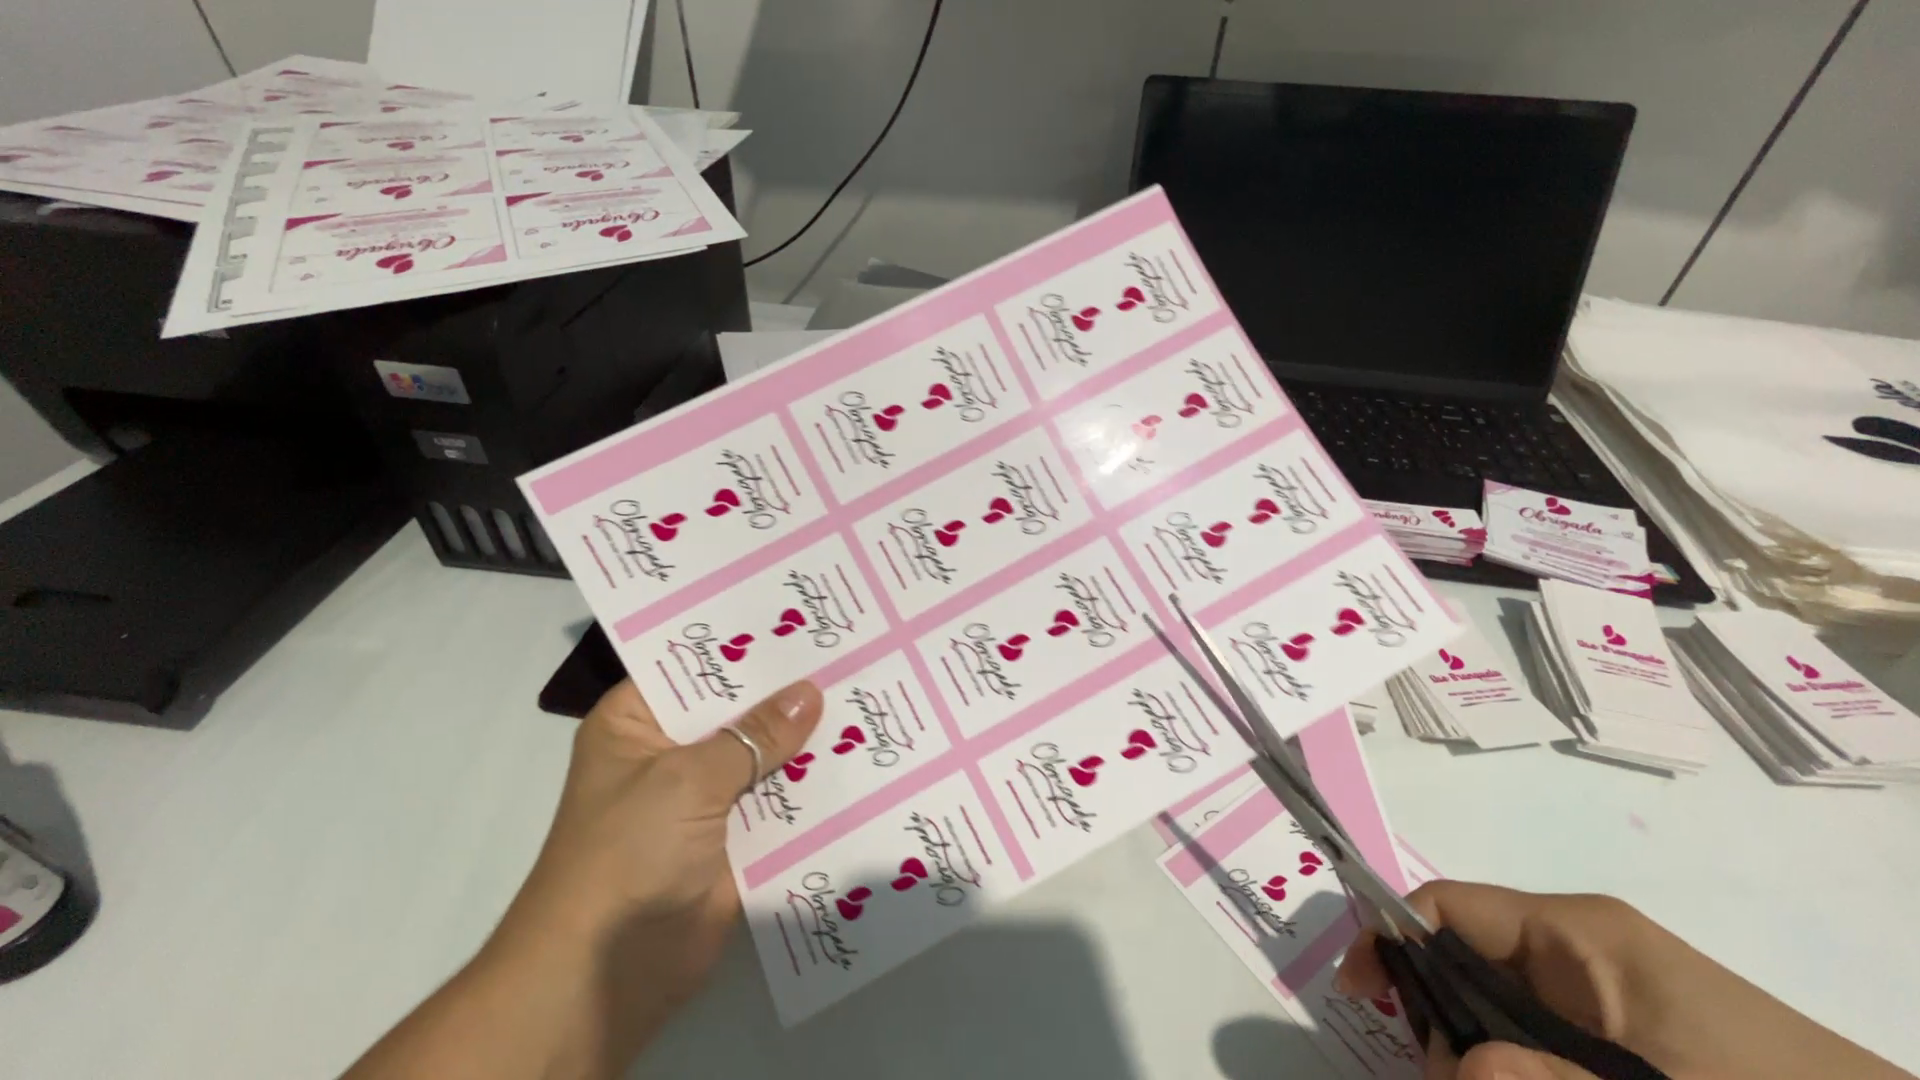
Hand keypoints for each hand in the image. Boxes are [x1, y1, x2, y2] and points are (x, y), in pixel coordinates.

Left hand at [344, 680, 822, 1079]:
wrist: (608, 969)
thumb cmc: (627, 852)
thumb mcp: (687, 779)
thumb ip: (753, 736)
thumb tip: (811, 694)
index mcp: (637, 723)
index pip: (694, 667)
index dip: (742, 643)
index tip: (798, 617)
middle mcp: (670, 753)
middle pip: (736, 710)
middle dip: (786, 691)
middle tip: (849, 649)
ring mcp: (705, 799)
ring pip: (764, 756)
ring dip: (807, 740)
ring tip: (868, 694)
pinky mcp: (736, 840)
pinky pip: (780, 802)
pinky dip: (814, 788)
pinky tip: (863, 758)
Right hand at [1334, 881, 1913, 1079]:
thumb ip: (1542, 1074)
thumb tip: (1446, 1063)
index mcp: (1574, 932)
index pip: (1446, 907)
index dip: (1392, 940)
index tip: (1361, 996)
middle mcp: (1575, 948)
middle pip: (1462, 963)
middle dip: (1436, 1018)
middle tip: (1444, 1075)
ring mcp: (1598, 992)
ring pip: (1495, 1010)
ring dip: (1475, 1050)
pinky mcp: (1617, 1033)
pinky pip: (1536, 1037)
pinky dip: (1513, 1063)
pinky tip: (1510, 1078)